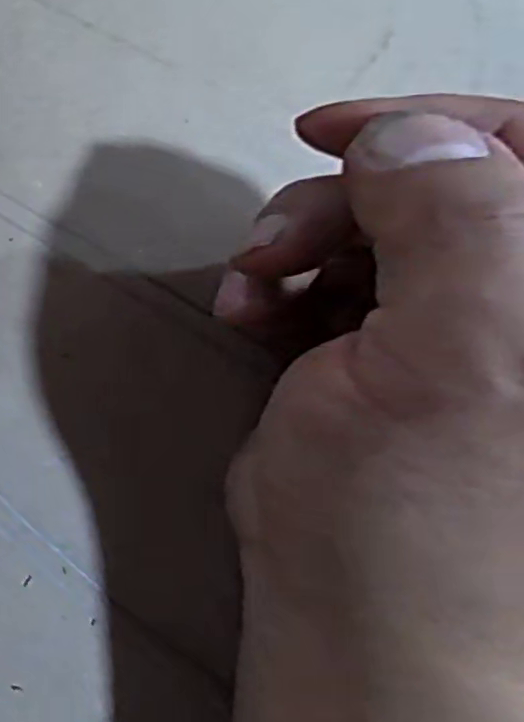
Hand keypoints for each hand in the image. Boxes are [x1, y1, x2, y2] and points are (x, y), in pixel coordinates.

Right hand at [216, 96, 523, 721]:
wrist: (362, 597)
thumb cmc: (427, 504)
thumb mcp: (458, 362)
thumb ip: (461, 231)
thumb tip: (410, 136)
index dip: (447, 124)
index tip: (327, 132)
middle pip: (446, 189)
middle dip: (336, 206)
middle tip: (265, 253)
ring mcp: (473, 328)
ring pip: (378, 230)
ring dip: (294, 248)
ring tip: (249, 295)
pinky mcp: (396, 350)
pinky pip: (337, 277)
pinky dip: (283, 283)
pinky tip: (256, 315)